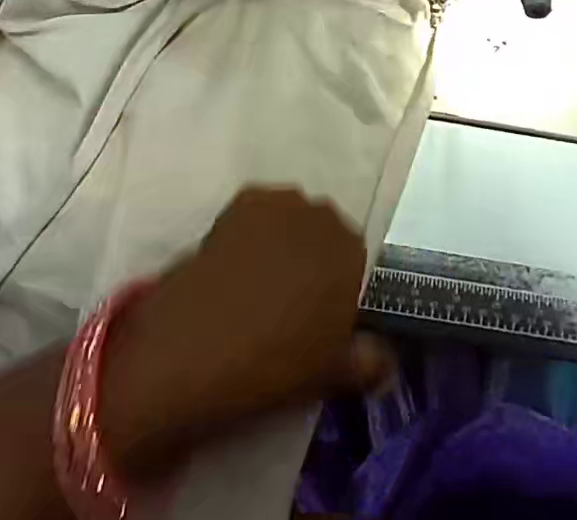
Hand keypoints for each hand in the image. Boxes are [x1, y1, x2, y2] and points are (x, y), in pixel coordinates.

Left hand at [101, 187, 391, 476]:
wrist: (190, 354)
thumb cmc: (273, 366)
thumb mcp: (332, 374)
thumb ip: (369, 361)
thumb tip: (386, 359)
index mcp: (352, 251)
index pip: (357, 260)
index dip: (339, 287)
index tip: (321, 313)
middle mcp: (323, 216)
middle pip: (325, 234)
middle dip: (313, 258)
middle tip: (290, 299)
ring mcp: (280, 203)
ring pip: (293, 219)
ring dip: (284, 240)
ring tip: (258, 281)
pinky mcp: (240, 202)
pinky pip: (259, 212)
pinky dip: (253, 230)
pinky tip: (236, 261)